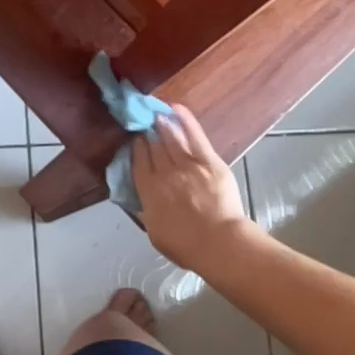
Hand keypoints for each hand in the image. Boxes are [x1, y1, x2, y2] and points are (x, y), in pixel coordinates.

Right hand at [133, 104, 256, 270]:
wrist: (218, 243)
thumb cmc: (186, 246)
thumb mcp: (155, 233)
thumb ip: (146, 213)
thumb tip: (141, 202)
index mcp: (148, 192)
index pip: (139, 163)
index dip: (137, 149)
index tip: (136, 141)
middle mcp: (164, 173)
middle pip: (154, 147)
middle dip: (148, 133)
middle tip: (146, 124)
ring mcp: (187, 164)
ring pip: (170, 137)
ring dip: (162, 124)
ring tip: (157, 114)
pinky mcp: (208, 161)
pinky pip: (194, 135)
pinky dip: (184, 119)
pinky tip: (175, 108)